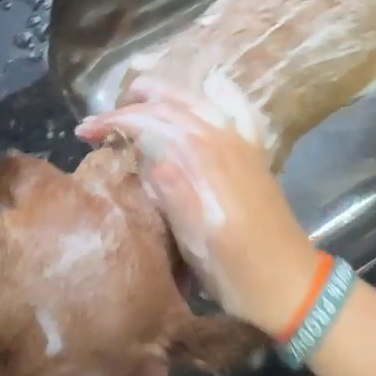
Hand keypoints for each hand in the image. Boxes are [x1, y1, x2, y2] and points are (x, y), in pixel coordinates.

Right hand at [77, 80, 322, 335]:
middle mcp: (224, 140)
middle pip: (173, 104)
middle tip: (101, 117)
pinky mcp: (253, 153)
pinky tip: (207, 90)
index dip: (115, 120)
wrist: (290, 285)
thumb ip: (175, 196)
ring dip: (165, 93)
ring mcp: (242, 143)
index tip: (85, 131)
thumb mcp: (198, 242)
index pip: (152, 121)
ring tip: (138, 96)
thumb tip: (150, 158)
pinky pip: (235, 109)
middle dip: (133, 103)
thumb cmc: (238, 269)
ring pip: (199, 100)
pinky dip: (217, 94)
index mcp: (206, 159)